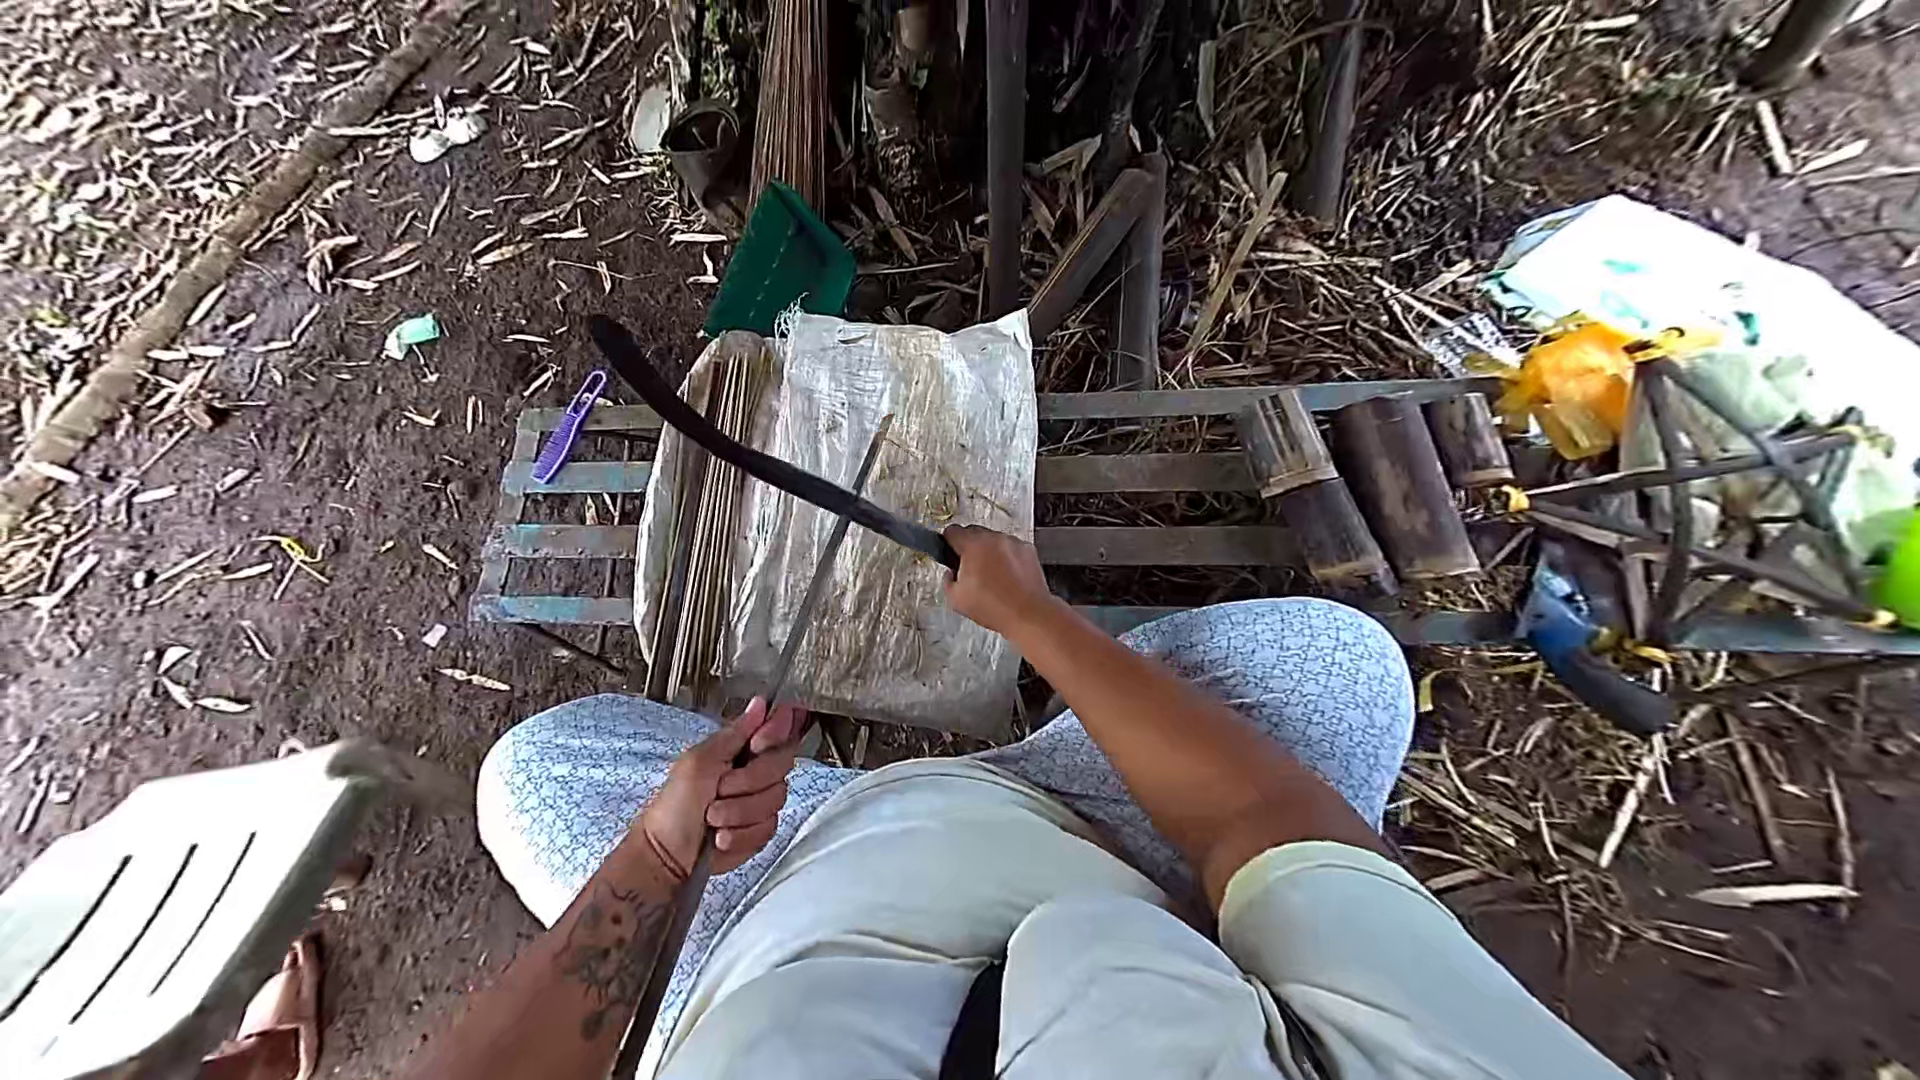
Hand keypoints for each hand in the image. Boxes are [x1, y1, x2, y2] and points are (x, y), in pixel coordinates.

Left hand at [637, 697, 802, 877]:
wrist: (666, 856)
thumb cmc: (674, 805)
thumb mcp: (700, 761)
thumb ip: (736, 732)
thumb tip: (760, 703)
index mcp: (743, 749)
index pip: (780, 729)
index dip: (775, 735)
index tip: (755, 747)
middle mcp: (757, 771)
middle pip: (782, 765)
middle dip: (747, 782)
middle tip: (718, 790)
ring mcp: (761, 801)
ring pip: (775, 799)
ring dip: (738, 812)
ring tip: (713, 818)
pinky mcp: (762, 830)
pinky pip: (768, 827)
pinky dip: (740, 835)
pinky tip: (721, 837)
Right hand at [942, 524, 1063, 637]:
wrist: (1028, 614)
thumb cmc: (995, 608)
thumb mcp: (956, 599)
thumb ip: (947, 580)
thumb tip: (951, 574)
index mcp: (973, 546)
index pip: (952, 531)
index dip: (948, 544)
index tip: (950, 553)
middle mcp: (994, 539)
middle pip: (973, 532)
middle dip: (968, 549)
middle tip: (970, 571)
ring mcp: (1013, 543)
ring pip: (993, 540)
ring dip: (989, 553)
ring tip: (991, 577)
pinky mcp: (1028, 550)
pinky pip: (1011, 548)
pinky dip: (1007, 558)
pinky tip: (1006, 577)